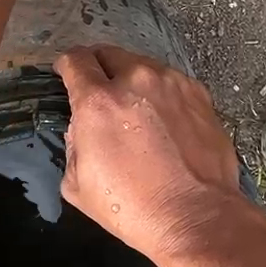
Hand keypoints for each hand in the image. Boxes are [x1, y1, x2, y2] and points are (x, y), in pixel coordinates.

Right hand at [55, 46, 249, 263]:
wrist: (195, 213)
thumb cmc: (133, 206)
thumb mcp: (78, 183)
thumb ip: (74, 143)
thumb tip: (83, 127)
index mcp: (99, 101)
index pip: (76, 61)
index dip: (67, 65)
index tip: (67, 71)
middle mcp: (136, 80)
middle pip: (109, 53)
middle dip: (99, 67)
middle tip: (100, 89)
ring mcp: (172, 82)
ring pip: (143, 66)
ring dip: (133, 80)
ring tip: (136, 111)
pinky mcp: (198, 91)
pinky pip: (171, 82)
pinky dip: (162, 93)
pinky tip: (164, 121)